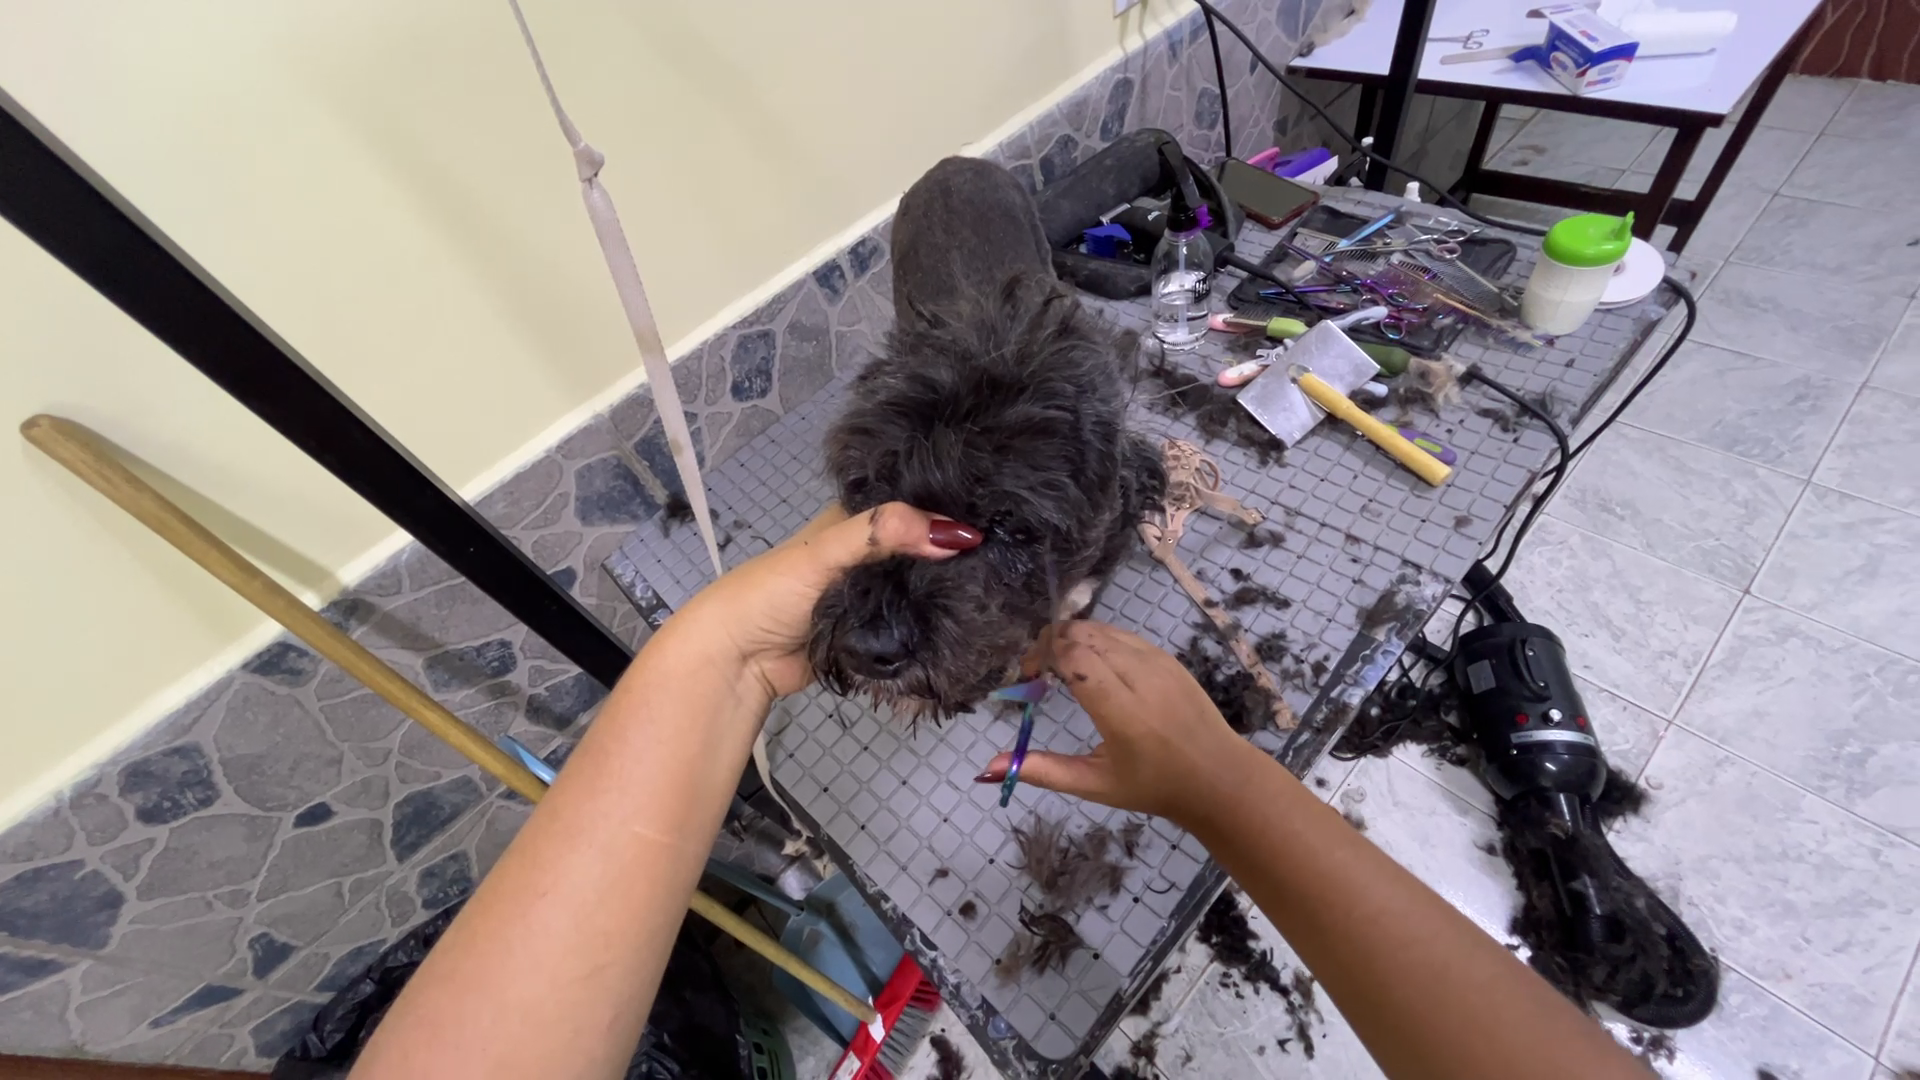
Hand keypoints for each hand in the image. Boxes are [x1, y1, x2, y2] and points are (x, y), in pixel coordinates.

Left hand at [671, 502, 979, 705]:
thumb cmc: (772, 592)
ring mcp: (876, 592)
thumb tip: (955, 535)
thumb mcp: (825, 551)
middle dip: (960, 552)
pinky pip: (916, 621)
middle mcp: (872, 552)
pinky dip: (937, 620)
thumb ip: (880, 534)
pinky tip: (976, 615)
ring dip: (954, 588)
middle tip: (1015, 553)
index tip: (1003, 510)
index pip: (916, 502)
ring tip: (1009, 583)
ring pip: (925, 585)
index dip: (953, 505)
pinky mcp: (879, 629)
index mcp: (858, 520)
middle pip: (925, 547)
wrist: (737, 661)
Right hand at [973, 621, 1252, 824]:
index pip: (1074, 658)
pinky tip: (1090, 665)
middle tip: (1038, 673)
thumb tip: (990, 767)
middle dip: (1050, 644)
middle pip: (1081, 634)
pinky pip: (1120, 634)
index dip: (1043, 656)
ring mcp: (1158, 661)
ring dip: (1071, 639)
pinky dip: (1096, 640)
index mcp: (1123, 712)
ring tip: (1061, 669)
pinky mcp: (1167, 656)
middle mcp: (1141, 677)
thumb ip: (1042, 770)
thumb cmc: (1153, 786)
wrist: (1219, 777)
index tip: (1029, 679)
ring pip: (1100, 628)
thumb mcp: (1094, 784)